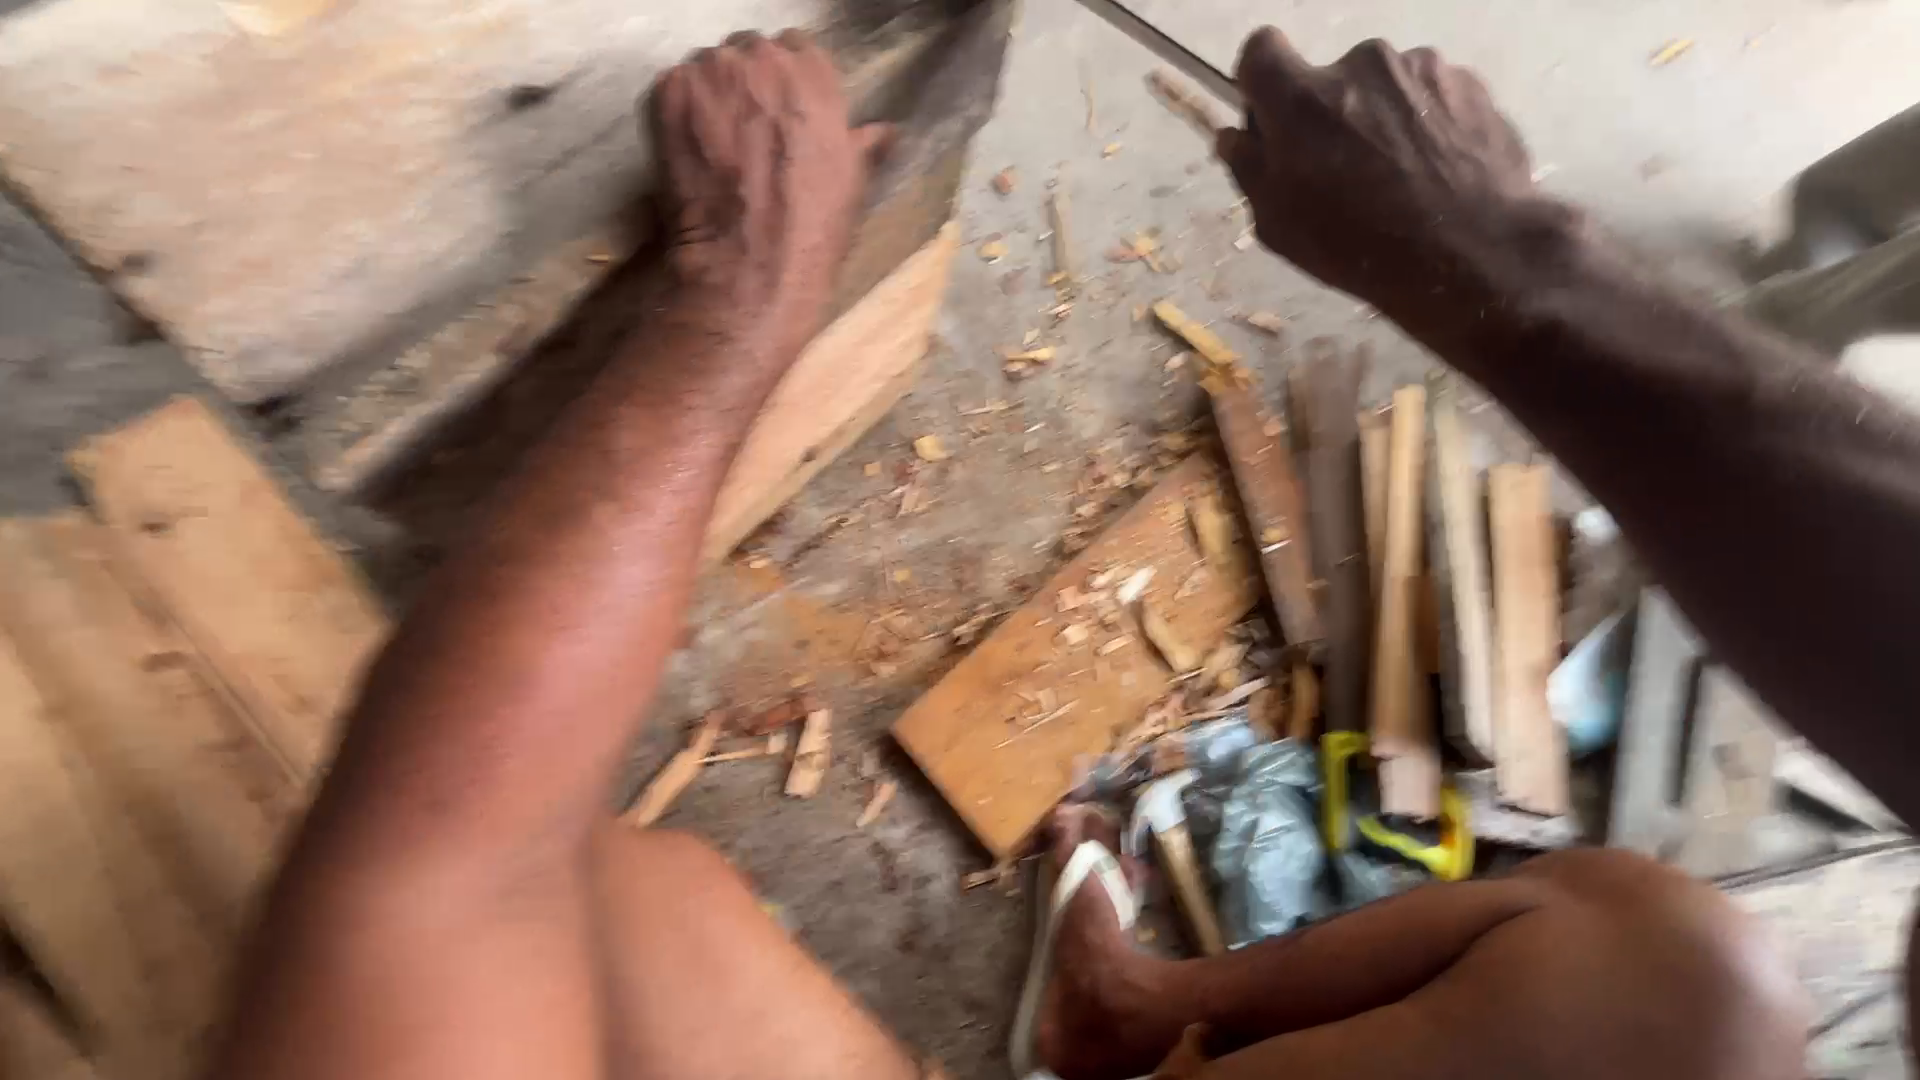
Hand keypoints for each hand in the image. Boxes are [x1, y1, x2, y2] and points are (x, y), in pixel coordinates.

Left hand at [649, 31, 886, 337]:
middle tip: (750, 138)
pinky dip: (683, 115)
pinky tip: (695, 154)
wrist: (746, 269)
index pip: (797, 51)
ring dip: (715, 98)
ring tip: (720, 149)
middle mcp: (762, 60)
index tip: (784, 120)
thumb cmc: (809, 235)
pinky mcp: (669, 96)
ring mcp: (711, 74)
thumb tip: (885, 131)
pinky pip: (675, 88)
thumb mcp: (850, 189)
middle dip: (750, 88)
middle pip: (750, 53)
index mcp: (814, 77)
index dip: (789, 88)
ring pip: (710, 68)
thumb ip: (862, 145)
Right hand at [1218, 31, 1557, 319]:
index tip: (1270, 120)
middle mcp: (1358, 64)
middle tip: (1338, 173)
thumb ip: (1249, 169)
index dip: (1259, 82)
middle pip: (1326, 78)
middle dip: (1326, 115)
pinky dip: (1418, 125)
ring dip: (1375, 120)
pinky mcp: (1467, 79)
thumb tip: (1234, 136)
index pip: (1260, 50)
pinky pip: (1424, 96)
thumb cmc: (1352, 244)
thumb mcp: (1276, 223)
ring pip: (1379, 88)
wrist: (1465, 247)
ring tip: (1391, 178)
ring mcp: (1419, 66)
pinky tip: (1427, 172)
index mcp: (1301, 100)